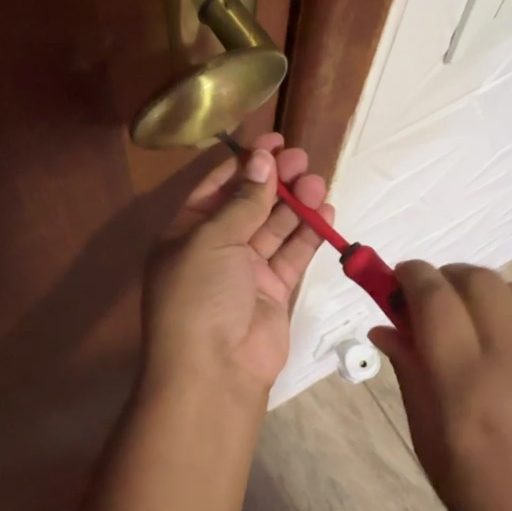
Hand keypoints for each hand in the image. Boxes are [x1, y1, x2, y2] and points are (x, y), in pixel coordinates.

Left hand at [143, 133, 329, 401]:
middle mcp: (214, 249)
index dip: (244, 163)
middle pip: (249, 205)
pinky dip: (308, 234)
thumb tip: (262, 160)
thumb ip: (243, 201)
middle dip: (275, 180)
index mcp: (185, 233)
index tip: (274, 140)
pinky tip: (326, 211)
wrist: (213, 370)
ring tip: (319, 179)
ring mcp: (245, 272)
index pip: (216, 188)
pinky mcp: (273, 292)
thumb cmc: (199, 296)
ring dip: (296, 203)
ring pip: (274, 228)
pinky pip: (292, 255)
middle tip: (303, 159)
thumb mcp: (212, 239)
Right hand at [370, 262, 511, 510]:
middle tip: (433, 302)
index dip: (411, 276)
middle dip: (446, 278)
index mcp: (467, 385)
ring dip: (483, 297)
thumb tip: (386, 328)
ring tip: (476, 331)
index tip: (397, 278)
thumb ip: (411, 378)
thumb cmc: (492, 504)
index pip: (434, 298)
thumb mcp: (433, 448)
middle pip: (476, 279)